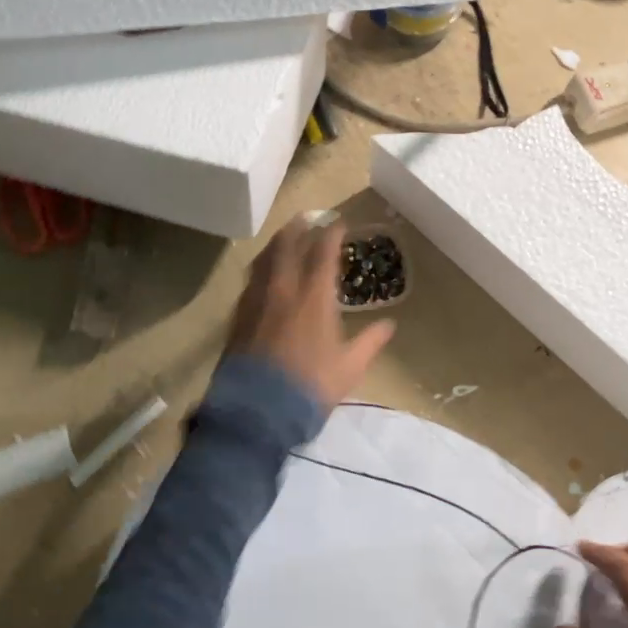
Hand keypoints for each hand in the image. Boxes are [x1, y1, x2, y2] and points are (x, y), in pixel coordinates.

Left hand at [227, 217, 395, 408]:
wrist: (257, 409)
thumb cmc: (310, 387)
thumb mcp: (349, 368)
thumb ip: (370, 342)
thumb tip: (389, 325)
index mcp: (314, 297)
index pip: (322, 253)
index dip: (331, 234)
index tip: (338, 223)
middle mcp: (282, 289)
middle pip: (286, 245)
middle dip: (298, 227)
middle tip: (307, 218)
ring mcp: (255, 301)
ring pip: (264, 259)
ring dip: (276, 244)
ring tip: (284, 239)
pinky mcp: (237, 316)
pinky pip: (250, 280)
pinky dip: (261, 268)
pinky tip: (264, 274)